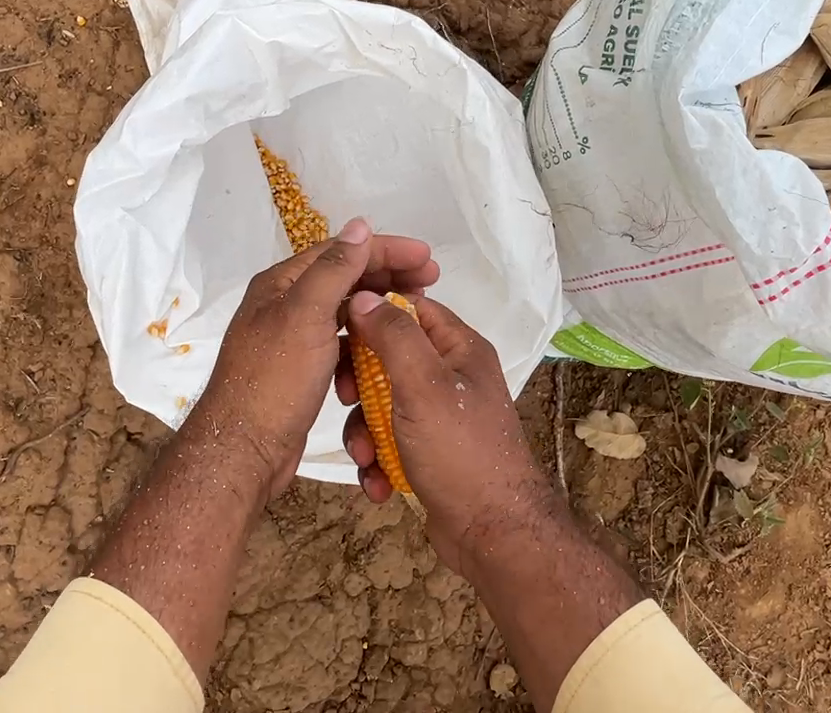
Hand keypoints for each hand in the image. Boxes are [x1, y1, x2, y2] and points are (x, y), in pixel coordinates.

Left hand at [187, 218, 438, 501]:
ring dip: (379, 304)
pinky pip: (341, 341)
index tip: (427, 258)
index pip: (341, 251)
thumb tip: (359, 224)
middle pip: (345, 276)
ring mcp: (293, 337)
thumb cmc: (275, 380)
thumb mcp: (305, 316)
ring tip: (413, 309)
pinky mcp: (302, 368)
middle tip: (430, 281)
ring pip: (345, 309)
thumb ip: (334, 270)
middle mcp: (285, 304)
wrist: (244, 451)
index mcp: (281, 283)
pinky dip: (364, 337)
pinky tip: (385, 345)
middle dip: (388, 274)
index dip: (386, 250)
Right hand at [339, 294, 558, 574]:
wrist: (492, 535)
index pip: (411, 308)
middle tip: (346, 399)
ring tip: (365, 457)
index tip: (338, 331)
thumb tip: (362, 295)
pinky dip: (379, 459)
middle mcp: (451, 374)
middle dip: (360, 383)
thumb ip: (393, 336)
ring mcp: (439, 414)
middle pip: (389, 356)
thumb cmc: (459, 449)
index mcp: (459, 347)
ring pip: (382, 402)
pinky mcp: (428, 450)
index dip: (374, 314)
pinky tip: (378, 483)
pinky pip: (390, 439)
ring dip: (365, 430)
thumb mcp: (423, 384)